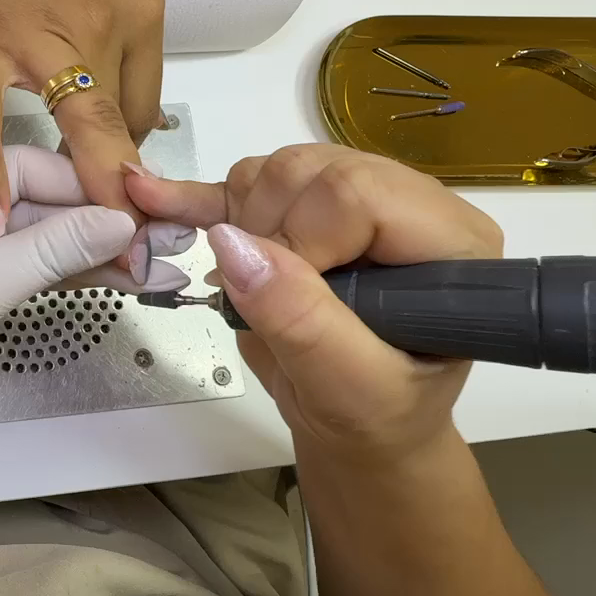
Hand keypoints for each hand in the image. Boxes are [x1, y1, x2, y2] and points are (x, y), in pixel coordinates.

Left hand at [0, 146, 140, 465]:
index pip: (20, 168)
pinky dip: (72, 274)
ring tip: (156, 261)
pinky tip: (122, 276)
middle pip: (37, 202)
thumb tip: (122, 221)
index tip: (139, 205)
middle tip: (161, 237)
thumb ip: (51, 250)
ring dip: (94, 251)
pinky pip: (32, 266)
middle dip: (97, 223)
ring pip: (41, 237)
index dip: (82, 186)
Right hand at [123, 146, 504, 462]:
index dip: (302, 241)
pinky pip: (238, 183)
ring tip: (242, 282)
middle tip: (261, 297)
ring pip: (270, 171)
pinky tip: (149, 195)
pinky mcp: (295, 210)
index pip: (356, 193)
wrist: (352, 425)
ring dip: (235, 222)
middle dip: (265, 233)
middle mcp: (401, 204)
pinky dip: (190, 198)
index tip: (286, 303)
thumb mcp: (348, 386)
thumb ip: (299, 318)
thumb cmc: (372, 415)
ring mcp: (345, 201)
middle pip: (309, 170)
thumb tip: (230, 243)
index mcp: (446, 241)